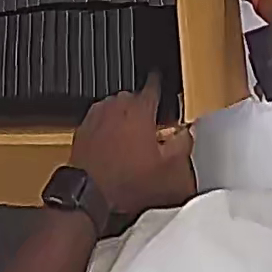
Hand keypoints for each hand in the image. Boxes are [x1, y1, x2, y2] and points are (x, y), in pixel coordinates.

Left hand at [68, 73, 195, 213]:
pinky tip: (112, 145)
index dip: (159, 83)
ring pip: (116, 106)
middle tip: (149, 129)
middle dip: (142, 109)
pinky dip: (107, 125)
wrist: (91, 190)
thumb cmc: (127, 179)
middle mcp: (117, 105)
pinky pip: (101, 117)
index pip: (153, 86)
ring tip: (130, 141)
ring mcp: (98, 113)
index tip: (159, 80)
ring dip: (124, 116)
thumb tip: (187, 133)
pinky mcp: (85, 124)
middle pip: (134, 97)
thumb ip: (182, 144)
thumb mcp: (167, 168)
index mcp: (140, 110)